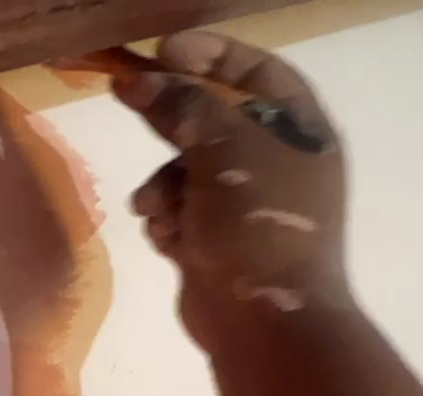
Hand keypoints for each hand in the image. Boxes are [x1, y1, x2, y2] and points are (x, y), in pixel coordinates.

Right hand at [108, 33, 349, 348]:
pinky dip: (165, 222)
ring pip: (182, 173)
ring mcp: (239, 207)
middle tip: (124, 94)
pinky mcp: (209, 243)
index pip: (255, 72)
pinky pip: (175, 215)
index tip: (162, 50)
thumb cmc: (259, 225)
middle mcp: (272, 163)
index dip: (209, 55)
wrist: (260, 319)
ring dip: (162, 187)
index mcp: (298, 130)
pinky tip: (167, 239)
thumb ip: (183, 108)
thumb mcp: (225, 152)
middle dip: (171, 121)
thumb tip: (139, 78)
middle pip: (210, 121)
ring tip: (158, 209)